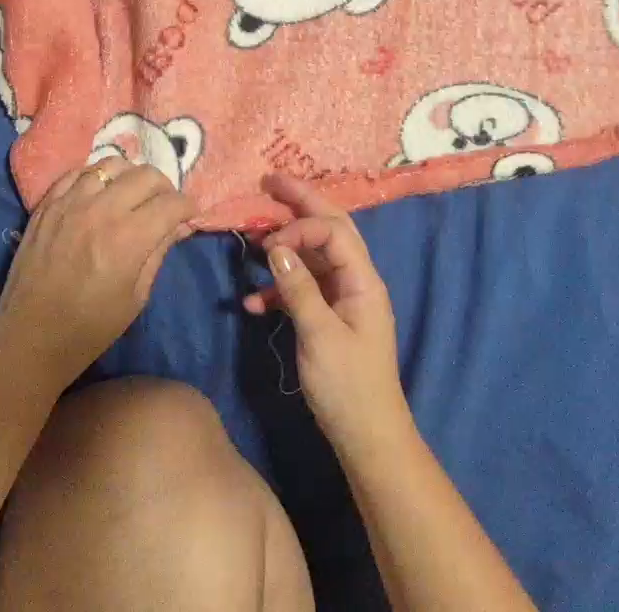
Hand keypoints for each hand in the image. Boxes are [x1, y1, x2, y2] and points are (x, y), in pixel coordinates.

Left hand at [0, 157, 197, 390]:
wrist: (32, 335)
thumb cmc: (91, 326)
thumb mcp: (137, 295)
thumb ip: (159, 251)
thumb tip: (181, 226)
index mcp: (128, 239)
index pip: (171, 203)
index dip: (187, 207)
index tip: (188, 216)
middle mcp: (101, 211)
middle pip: (146, 175)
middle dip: (164, 188)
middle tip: (164, 206)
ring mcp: (70, 203)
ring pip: (112, 165)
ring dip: (130, 177)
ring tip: (131, 196)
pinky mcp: (47, 204)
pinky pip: (78, 172)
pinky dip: (96, 176)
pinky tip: (100, 193)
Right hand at [243, 174, 411, 451]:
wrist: (367, 436)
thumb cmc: (348, 386)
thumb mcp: (319, 336)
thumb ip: (298, 289)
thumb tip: (275, 248)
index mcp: (363, 281)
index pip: (332, 231)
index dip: (298, 228)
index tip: (266, 246)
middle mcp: (356, 281)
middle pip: (329, 229)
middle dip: (300, 204)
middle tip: (269, 181)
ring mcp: (344, 299)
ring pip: (314, 257)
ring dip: (285, 247)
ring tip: (252, 237)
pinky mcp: (329, 317)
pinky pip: (303, 288)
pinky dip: (279, 288)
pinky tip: (253, 302)